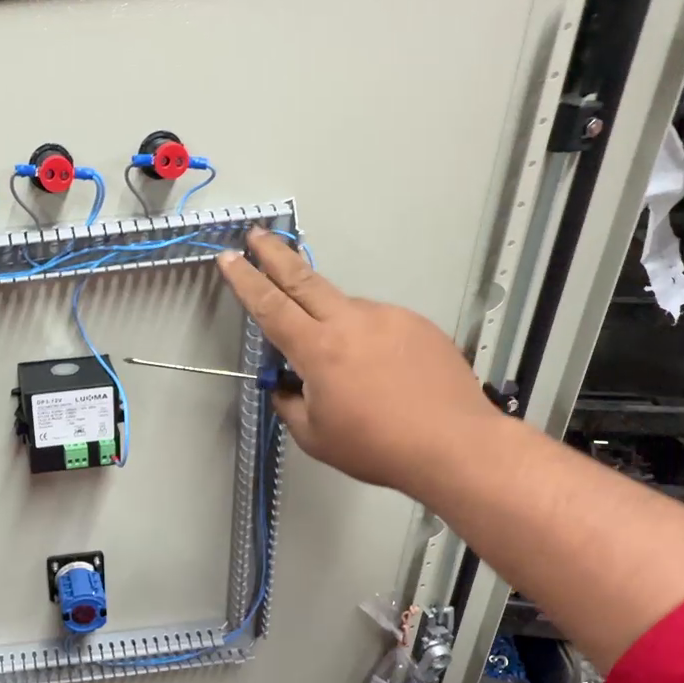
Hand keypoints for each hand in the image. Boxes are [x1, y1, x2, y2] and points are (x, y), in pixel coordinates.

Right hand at [215, 229, 503, 492]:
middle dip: (275, 255)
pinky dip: (366, 339)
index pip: (270, 306)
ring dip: (329, 322)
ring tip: (342, 367)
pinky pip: (379, 323)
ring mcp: (389, 318)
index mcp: (319, 349)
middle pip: (304, 280)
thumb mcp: (314, 436)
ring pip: (345, 308)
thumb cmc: (376, 447)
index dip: (245, 280)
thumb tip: (286, 387)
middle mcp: (352, 322)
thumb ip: (291, 404)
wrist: (454, 445)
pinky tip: (378, 372)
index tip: (229, 258)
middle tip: (256, 235)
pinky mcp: (418, 324)